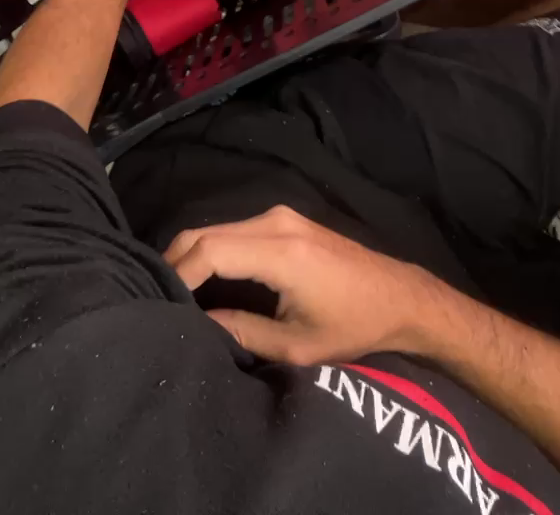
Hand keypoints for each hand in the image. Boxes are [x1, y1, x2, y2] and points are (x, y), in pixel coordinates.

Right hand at [165, 205, 448, 365]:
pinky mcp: (285, 219)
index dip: (179, 274)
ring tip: (177, 292)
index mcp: (281, 252)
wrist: (400, 297)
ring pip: (218, 228)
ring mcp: (281, 215)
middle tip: (159, 298)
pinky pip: (235, 229)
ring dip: (193, 255)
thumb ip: (242, 332)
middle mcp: (276, 222)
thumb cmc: (353, 326)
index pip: (210, 250)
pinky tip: (205, 277)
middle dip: (177, 262)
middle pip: (206, 232)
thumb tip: (195, 324)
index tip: (162, 303)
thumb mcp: (296, 344)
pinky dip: (213, 249)